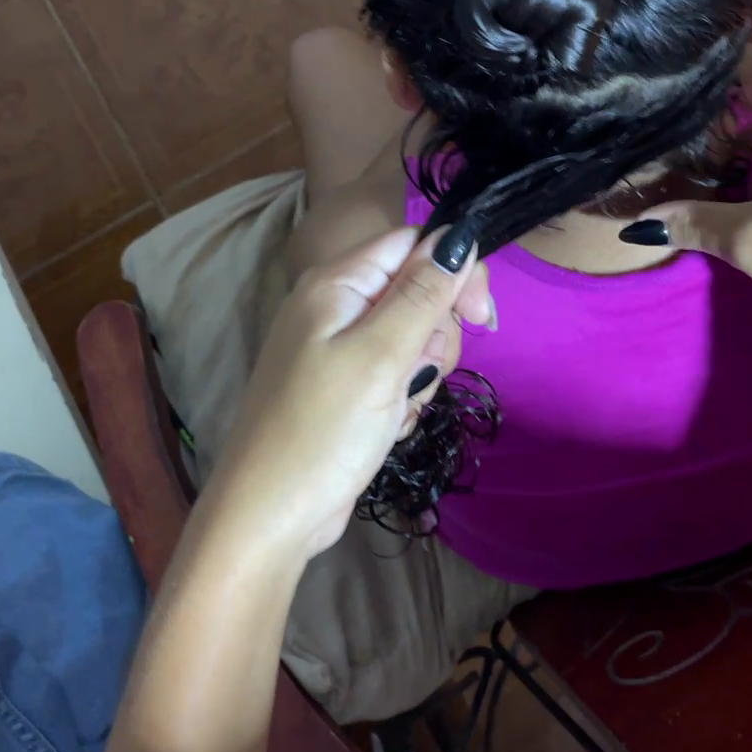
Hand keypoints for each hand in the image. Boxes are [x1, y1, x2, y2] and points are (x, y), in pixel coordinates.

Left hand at [210, 226, 485, 558]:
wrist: (270, 517)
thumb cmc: (323, 430)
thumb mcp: (382, 356)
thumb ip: (423, 292)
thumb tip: (460, 233)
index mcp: (337, 283)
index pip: (414, 244)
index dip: (454, 270)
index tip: (481, 319)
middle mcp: (338, 306)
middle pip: (420, 292)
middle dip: (436, 336)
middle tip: (418, 376)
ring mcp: (341, 348)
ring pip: (416, 338)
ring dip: (421, 375)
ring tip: (395, 408)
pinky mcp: (348, 385)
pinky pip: (398, 373)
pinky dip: (404, 399)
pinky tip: (386, 426)